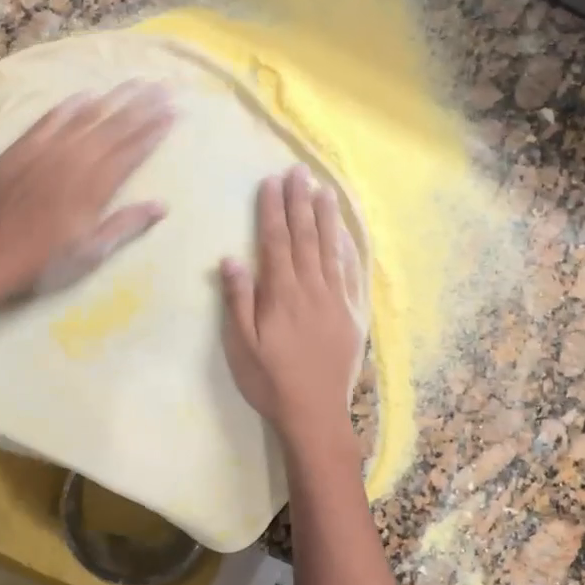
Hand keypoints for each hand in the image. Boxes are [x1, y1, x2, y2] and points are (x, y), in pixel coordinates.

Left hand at [0, 82, 174, 306]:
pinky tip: (84, 95)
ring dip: (112, 99)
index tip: (175, 111)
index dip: (155, 130)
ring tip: (134, 82)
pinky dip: (68, 106)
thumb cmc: (39, 264)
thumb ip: (125, 225)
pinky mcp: (19, 150)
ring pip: (85, 117)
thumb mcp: (89, 254)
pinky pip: (49, 120)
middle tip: (164, 86)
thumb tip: (162, 206)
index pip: (133, 150)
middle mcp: (74, 161)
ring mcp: (45, 152)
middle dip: (142, 106)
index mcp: (96, 187)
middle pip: (114, 126)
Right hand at [220, 165, 363, 445]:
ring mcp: (336, 299)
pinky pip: (351, 271)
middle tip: (297, 172)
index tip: (270, 183)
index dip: (272, 211)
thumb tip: (231, 258)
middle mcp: (312, 289)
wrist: (314, 412)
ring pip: (331, 248)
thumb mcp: (241, 345)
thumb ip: (238, 300)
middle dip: (299, 202)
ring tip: (322, 189)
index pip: (276, 242)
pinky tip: (344, 231)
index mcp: (281, 295)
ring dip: (325, 217)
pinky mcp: (352, 313)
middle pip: (305, 237)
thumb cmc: (269, 380)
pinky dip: (347, 247)